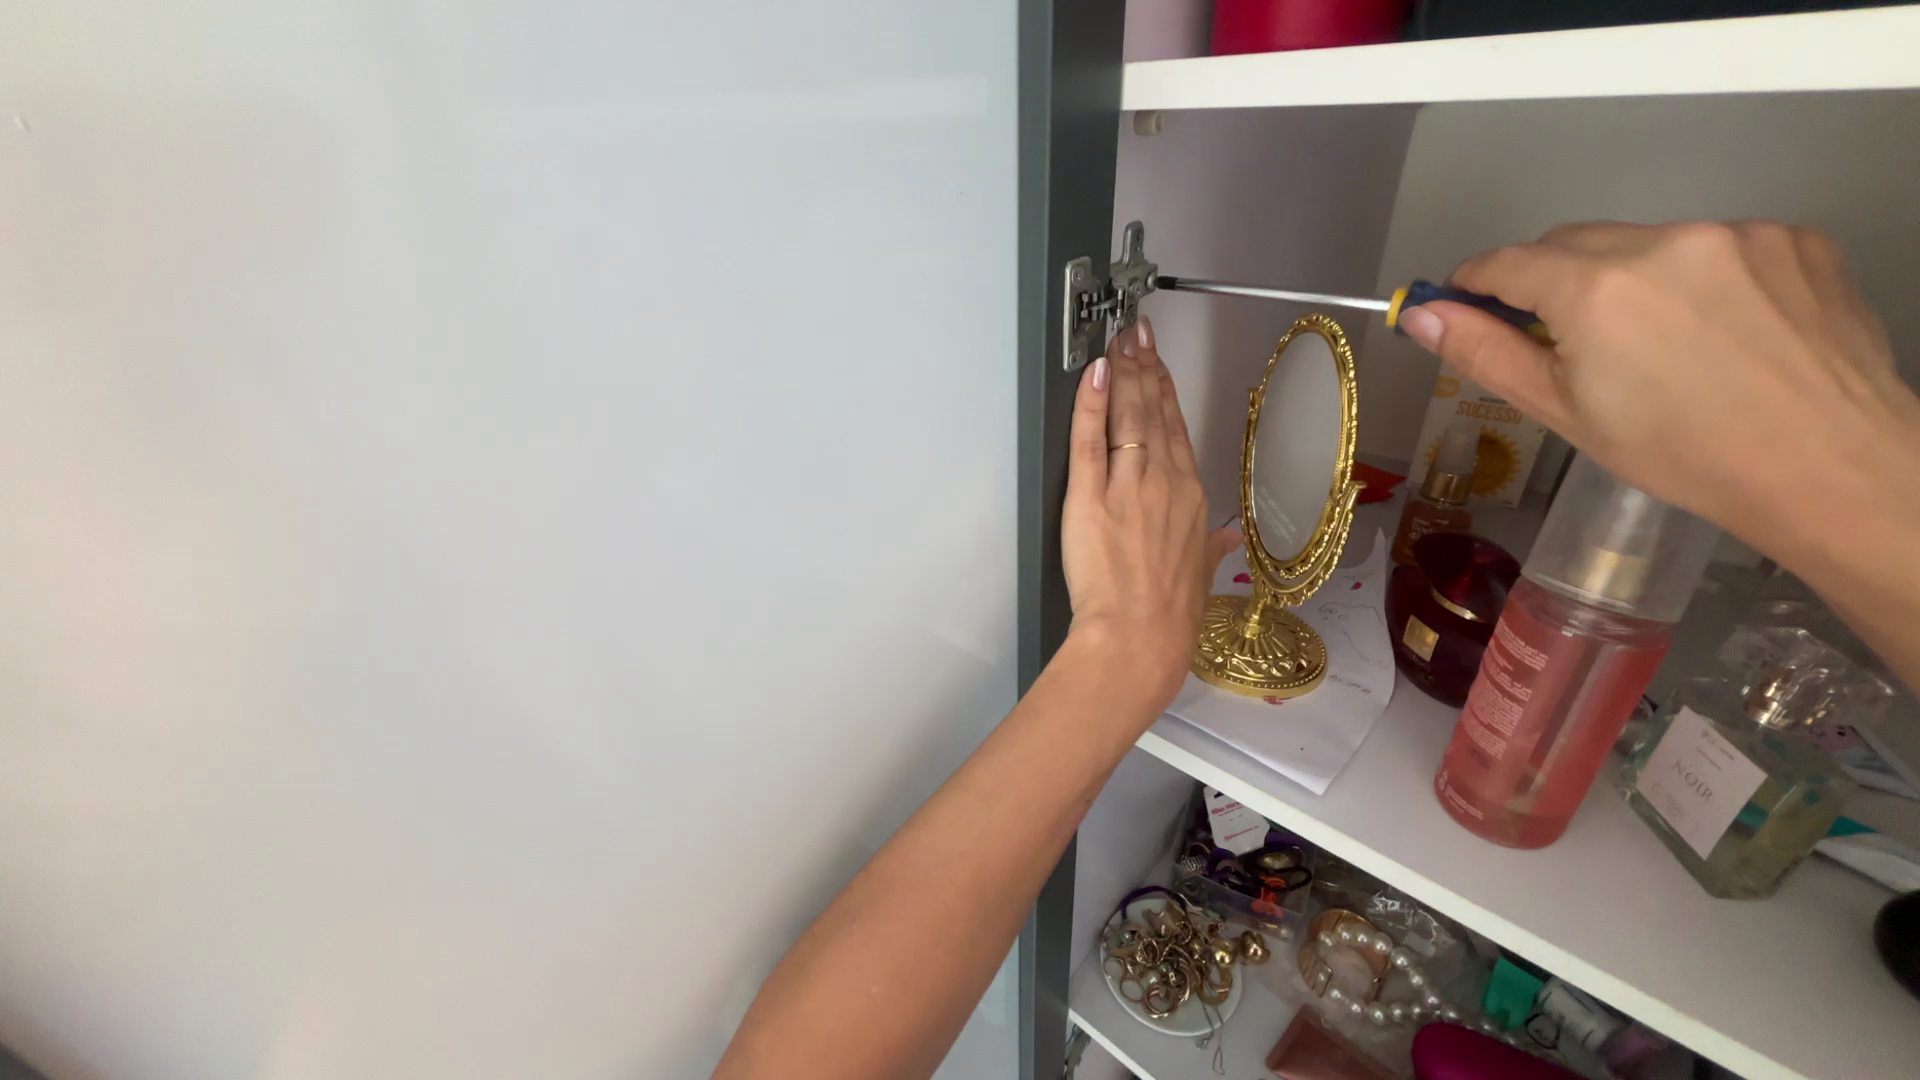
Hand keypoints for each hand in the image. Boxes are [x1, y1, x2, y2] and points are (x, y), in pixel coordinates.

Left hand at [1062, 316, 1240, 711]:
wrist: (1140, 637)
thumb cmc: (1171, 615)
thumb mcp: (1203, 574)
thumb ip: (1214, 547)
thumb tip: (1228, 538)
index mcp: (1191, 497)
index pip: (1177, 431)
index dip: (1166, 393)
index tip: (1159, 366)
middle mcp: (1165, 482)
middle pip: (1154, 412)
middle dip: (1145, 367)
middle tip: (1136, 332)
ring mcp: (1129, 485)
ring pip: (1127, 416)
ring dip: (1122, 372)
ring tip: (1118, 339)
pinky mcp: (1091, 496)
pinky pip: (1090, 440)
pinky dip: (1091, 404)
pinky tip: (1092, 373)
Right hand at [1395, 221, 1919, 535]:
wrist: (1825, 465)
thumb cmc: (1673, 451)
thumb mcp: (1558, 409)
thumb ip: (1483, 351)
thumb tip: (1421, 315)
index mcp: (1597, 289)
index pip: (1505, 261)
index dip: (1472, 281)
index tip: (1461, 305)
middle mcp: (1666, 241)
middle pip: (1569, 242)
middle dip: (1545, 279)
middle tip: (1554, 338)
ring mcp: (1739, 233)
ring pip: (1640, 241)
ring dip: (1619, 277)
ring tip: (1646, 341)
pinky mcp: (1795, 238)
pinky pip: (1710, 244)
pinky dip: (1688, 276)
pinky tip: (1709, 327)